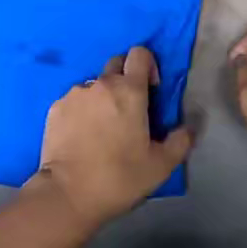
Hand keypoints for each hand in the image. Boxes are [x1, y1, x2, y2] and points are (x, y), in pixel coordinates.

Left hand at [30, 46, 193, 228]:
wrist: (68, 193)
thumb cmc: (119, 177)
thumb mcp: (161, 165)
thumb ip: (181, 140)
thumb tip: (190, 126)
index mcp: (129, 90)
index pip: (140, 54)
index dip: (148, 65)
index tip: (150, 90)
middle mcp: (101, 84)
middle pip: (116, 64)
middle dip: (125, 79)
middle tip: (129, 110)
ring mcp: (75, 93)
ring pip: (94, 85)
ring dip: (103, 97)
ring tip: (103, 128)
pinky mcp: (56, 107)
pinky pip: (74, 100)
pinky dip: (82, 111)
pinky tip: (82, 136)